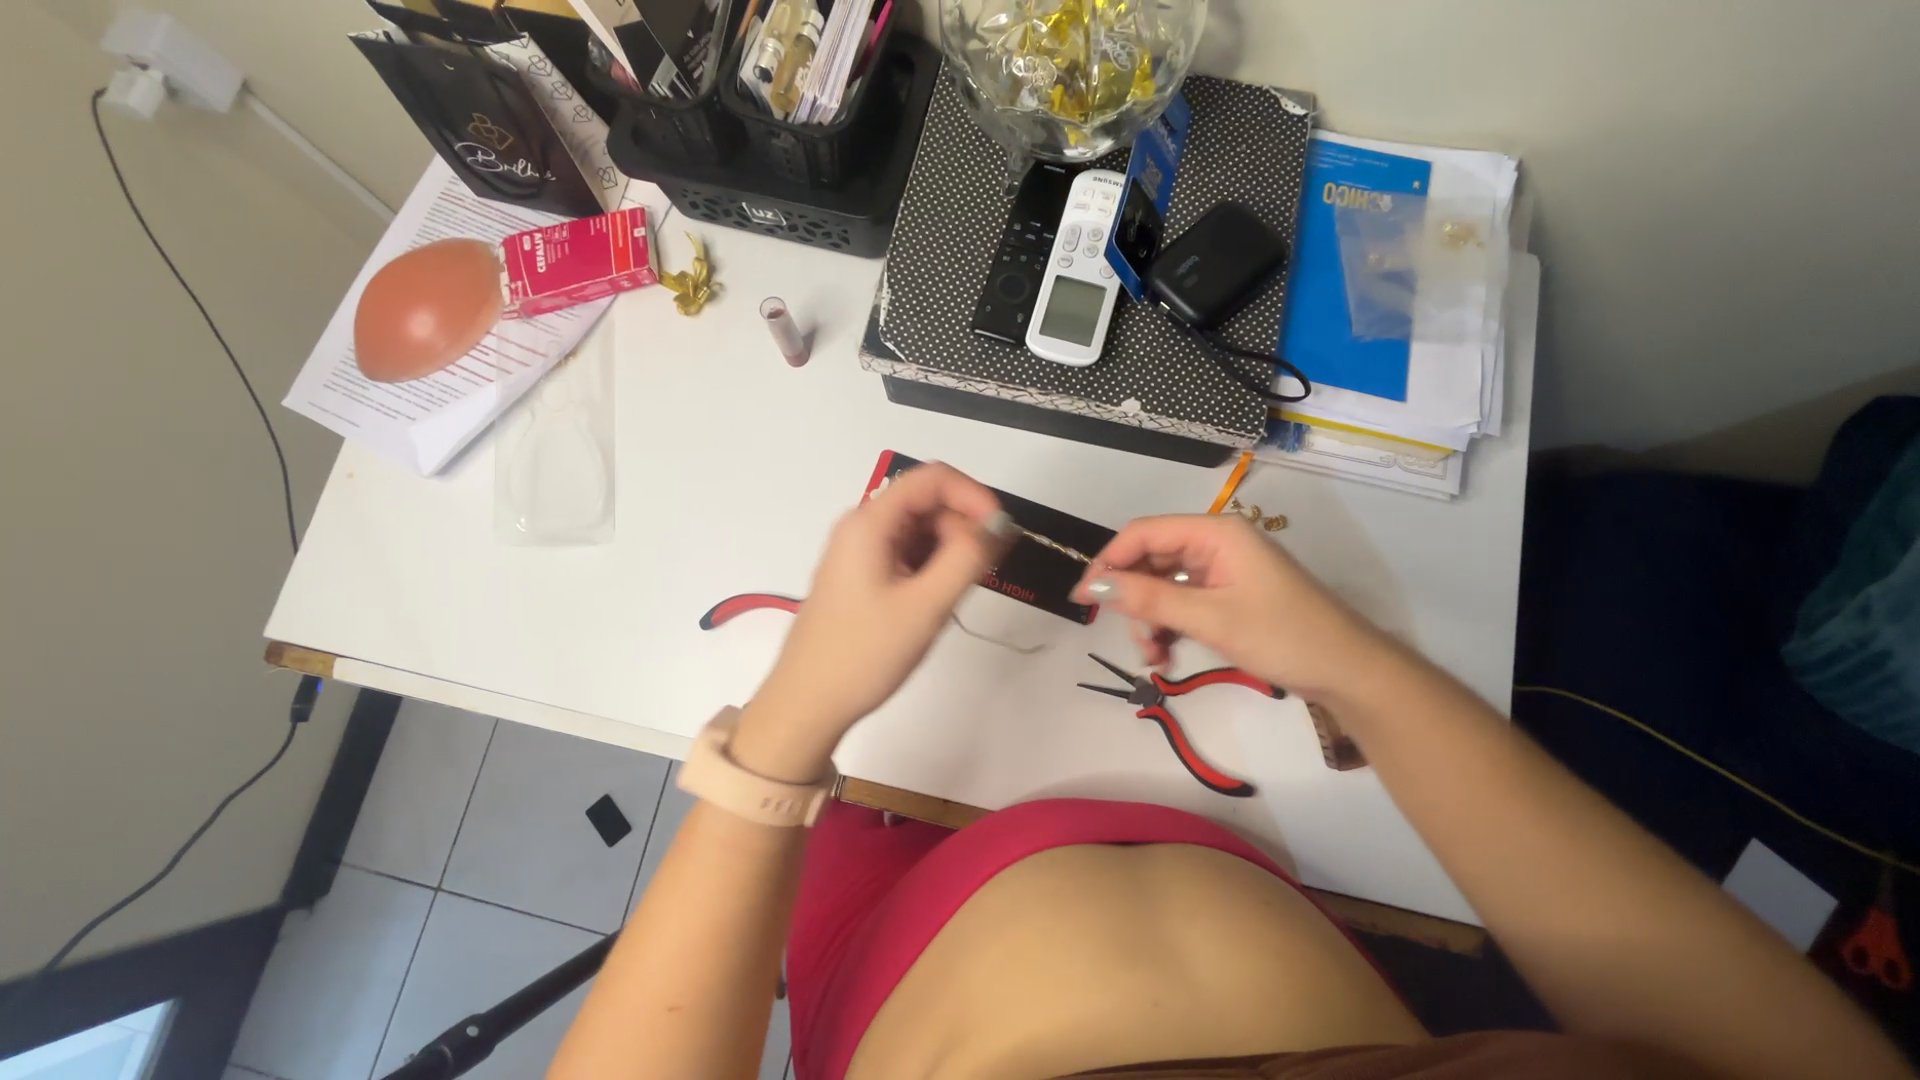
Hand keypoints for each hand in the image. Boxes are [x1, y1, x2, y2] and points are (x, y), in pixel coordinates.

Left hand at [732, 464, 1013, 781]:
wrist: (807, 703)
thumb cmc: (865, 654)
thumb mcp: (926, 606)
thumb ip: (968, 557)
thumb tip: (999, 524)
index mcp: (870, 522)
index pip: (934, 478)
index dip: (974, 496)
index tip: (1002, 532)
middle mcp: (861, 526)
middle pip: (927, 502)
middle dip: (963, 527)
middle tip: (982, 574)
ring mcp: (858, 552)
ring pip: (919, 530)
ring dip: (949, 550)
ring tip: (955, 594)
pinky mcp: (860, 576)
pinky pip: (906, 553)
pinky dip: (931, 566)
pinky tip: (935, 601)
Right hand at [1071, 514, 1393, 703]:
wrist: (1348, 671)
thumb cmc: (1282, 636)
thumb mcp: (1209, 619)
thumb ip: (1149, 600)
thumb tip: (1093, 587)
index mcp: (1215, 533)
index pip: (1143, 534)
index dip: (1109, 562)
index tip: (1083, 599)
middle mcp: (1217, 543)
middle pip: (1152, 560)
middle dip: (1134, 599)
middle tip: (1131, 639)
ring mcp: (1225, 570)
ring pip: (1165, 586)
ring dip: (1151, 618)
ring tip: (1155, 655)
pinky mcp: (1230, 594)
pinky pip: (1184, 602)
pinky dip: (1170, 625)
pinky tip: (1168, 653)